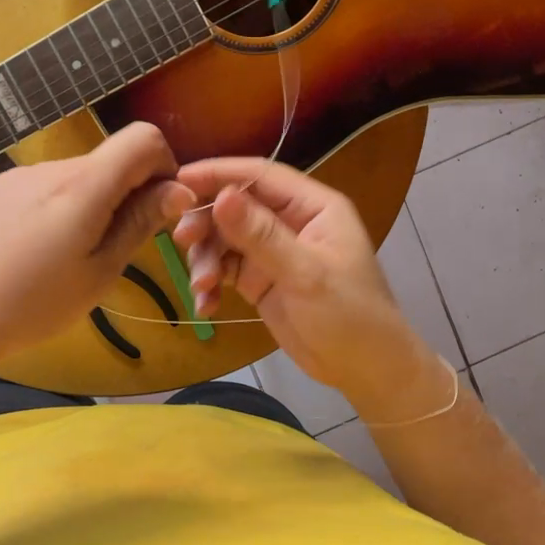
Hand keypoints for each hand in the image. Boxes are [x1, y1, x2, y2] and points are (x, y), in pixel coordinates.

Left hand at [0, 123, 194, 369]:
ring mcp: (16, 175)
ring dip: (86, 204)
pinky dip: (52, 208)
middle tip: (108, 252)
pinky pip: (39, 187)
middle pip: (107, 161)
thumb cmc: (32, 306)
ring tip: (62, 258)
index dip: (163, 166)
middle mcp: (50, 167)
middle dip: (123, 194)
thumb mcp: (98, 274)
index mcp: (83, 186)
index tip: (155, 210)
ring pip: (73, 176)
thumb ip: (138, 224)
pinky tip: (28, 251)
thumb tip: (180, 189)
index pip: (143, 138)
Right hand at [172, 159, 444, 405]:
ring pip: (224, 239)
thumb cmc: (350, 315)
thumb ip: (261, 235)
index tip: (178, 181)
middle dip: (206, 223)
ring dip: (206, 259)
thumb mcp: (305, 274)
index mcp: (312, 206)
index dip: (218, 173)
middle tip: (181, 240)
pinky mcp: (260, 280)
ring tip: (202, 287)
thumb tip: (222, 195)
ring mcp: (273, 251)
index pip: (259, 175)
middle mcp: (290, 221)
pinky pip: (225, 270)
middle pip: (235, 206)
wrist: (366, 371)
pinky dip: (211, 283)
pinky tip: (205, 305)